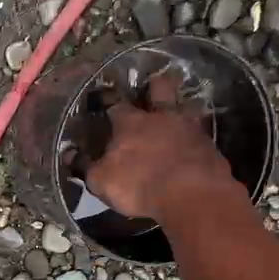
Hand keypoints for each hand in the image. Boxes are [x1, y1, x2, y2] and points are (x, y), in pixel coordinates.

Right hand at [84, 70, 236, 220]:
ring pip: (187, 105)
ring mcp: (188, 127)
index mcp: (130, 123)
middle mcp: (160, 117)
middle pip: (160, 89)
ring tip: (180, 109)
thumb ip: (85, 166)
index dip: (108, 102)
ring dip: (183, 105)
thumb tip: (69, 155)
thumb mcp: (101, 180)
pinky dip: (196, 133)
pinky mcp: (209, 144)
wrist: (190, 194)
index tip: (104, 102)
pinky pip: (201, 130)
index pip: (116, 106)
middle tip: (153, 86)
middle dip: (155, 85)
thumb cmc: (138, 184)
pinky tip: (193, 141)